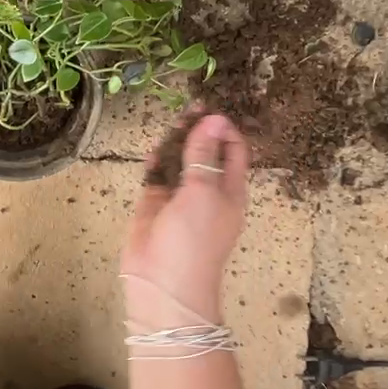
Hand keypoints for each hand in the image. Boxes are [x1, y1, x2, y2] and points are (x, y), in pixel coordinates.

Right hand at [121, 112, 250, 324]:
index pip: (234, 152)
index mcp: (230, 191)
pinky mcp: (155, 204)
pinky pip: (157, 175)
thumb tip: (214, 117)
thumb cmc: (193, 238)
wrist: (162, 282)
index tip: (208, 110)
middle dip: (199, 130)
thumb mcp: (203, 191)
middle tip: (187, 106)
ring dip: (176, 142)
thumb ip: (204, 153)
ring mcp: (180, 198)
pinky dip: (155, 161)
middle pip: (205, 152)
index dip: (224, 130)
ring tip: (170, 119)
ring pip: (180, 161)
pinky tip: (152, 148)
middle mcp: (208, 191)